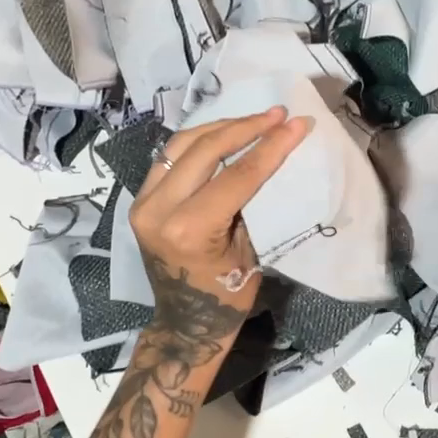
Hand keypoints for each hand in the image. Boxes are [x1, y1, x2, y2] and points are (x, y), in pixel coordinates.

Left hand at [130, 107, 312, 314]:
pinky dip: (200, 141)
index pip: (236, 175)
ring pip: (183, 145)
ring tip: (256, 119)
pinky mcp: (140, 199)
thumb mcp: (248, 250)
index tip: (296, 125)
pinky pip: (171, 157)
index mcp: (188, 230)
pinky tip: (226, 132)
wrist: (185, 322)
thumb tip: (268, 157)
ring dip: (222, 127)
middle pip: (205, 150)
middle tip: (278, 114)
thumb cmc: (227, 296)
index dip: (270, 147)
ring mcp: (143, 202)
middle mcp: (157, 210)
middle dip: (246, 127)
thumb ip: (250, 203)